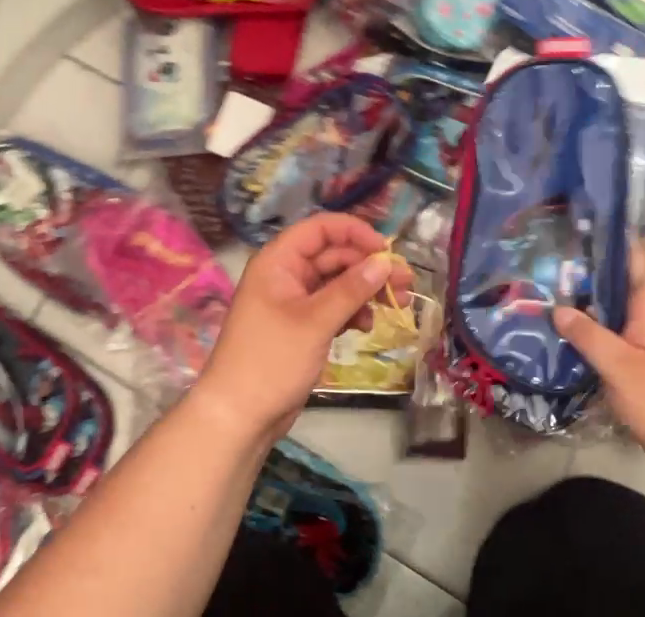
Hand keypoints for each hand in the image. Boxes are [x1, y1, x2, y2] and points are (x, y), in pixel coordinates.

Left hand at [191, 213, 412, 443]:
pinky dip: (352, 311)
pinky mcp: (301, 326)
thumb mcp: (315, 322)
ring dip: (366, 289)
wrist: (239, 416)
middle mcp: (285, 274)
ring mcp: (293, 301)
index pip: (320, 228)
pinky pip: (332, 306)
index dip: (355, 232)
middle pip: (333, 255)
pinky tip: (368, 325)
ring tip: (398, 304)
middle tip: (406, 283)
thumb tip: (385, 262)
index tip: (387, 250)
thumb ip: (351, 289)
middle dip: (369, 266)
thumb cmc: (271, 360)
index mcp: (278, 261)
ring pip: (336, 282)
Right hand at [553, 182, 644, 459]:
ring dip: (619, 261)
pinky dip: (609, 293)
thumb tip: (561, 307)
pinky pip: (627, 308)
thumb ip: (588, 335)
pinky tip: (585, 297)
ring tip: (587, 239)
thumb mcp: (619, 368)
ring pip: (636, 285)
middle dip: (638, 229)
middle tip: (610, 201)